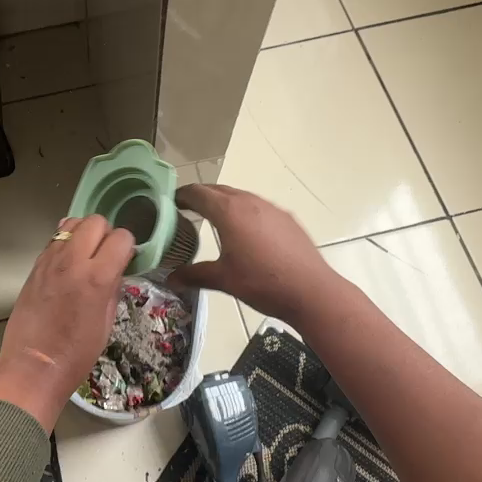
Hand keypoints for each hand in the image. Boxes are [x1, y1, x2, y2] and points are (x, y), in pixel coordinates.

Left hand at [0, 215, 134, 430]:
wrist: (33, 367)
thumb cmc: (75, 355)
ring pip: (73, 222)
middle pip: (96, 221)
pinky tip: (68, 263)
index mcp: (97, 278)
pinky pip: (55, 239)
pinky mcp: (35, 265)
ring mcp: (50, 260)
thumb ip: (113, 288)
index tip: (126, 259)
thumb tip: (117, 269)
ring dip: (84, 233)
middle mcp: (73, 261)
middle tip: (105, 255)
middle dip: (106, 234)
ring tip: (85, 255)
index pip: (122, 238)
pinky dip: (66, 242)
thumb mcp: (107, 323)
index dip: (127, 246)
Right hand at [168, 184, 344, 325]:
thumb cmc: (262, 283)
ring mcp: (271, 208)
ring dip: (224, 202)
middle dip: (201, 196)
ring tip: (214, 219)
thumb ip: (194, 275)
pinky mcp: (287, 218)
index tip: (170, 202)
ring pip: (240, 197)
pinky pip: (258, 207)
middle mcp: (249, 202)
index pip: (198, 193)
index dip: (182, 195)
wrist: (311, 291)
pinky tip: (246, 232)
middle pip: (218, 190)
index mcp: (228, 211)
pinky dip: (244, 212)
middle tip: (187, 209)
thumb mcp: (223, 279)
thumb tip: (170, 279)